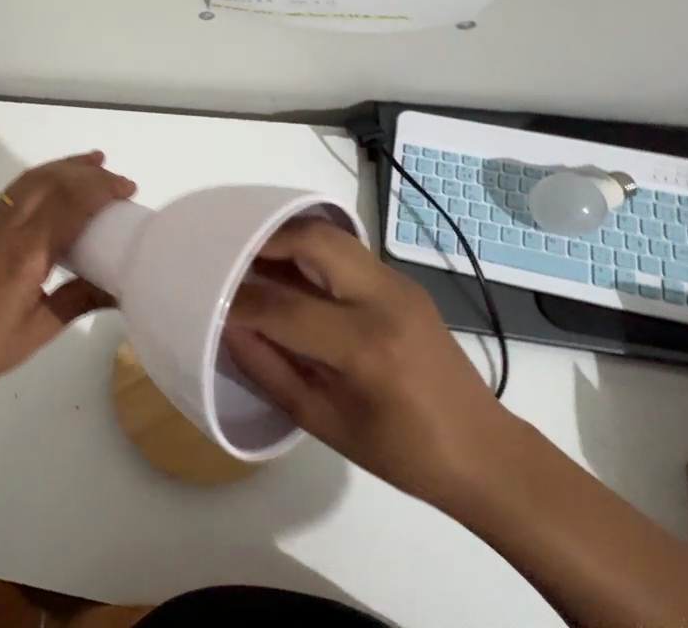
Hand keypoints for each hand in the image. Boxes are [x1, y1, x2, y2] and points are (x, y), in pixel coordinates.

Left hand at [0, 152, 136, 407]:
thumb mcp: (41, 329)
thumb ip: (79, 300)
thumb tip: (120, 287)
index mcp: (24, 254)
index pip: (68, 204)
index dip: (100, 190)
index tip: (128, 189)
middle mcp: (4, 230)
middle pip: (49, 182)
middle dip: (85, 173)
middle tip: (118, 178)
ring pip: (28, 182)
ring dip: (62, 169)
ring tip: (92, 163)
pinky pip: (14, 193)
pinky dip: (41, 180)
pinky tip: (55, 188)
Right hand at [222, 219, 528, 508]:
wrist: (485, 452)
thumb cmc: (402, 452)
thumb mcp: (321, 420)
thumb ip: (266, 368)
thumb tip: (224, 326)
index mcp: (364, 347)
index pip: (281, 306)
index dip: (235, 301)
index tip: (202, 298)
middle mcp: (384, 301)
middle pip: (312, 241)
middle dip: (261, 241)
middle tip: (225, 256)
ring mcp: (399, 286)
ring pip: (330, 237)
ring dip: (285, 240)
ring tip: (249, 259)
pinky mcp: (404, 283)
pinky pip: (346, 253)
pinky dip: (308, 253)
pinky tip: (287, 274)